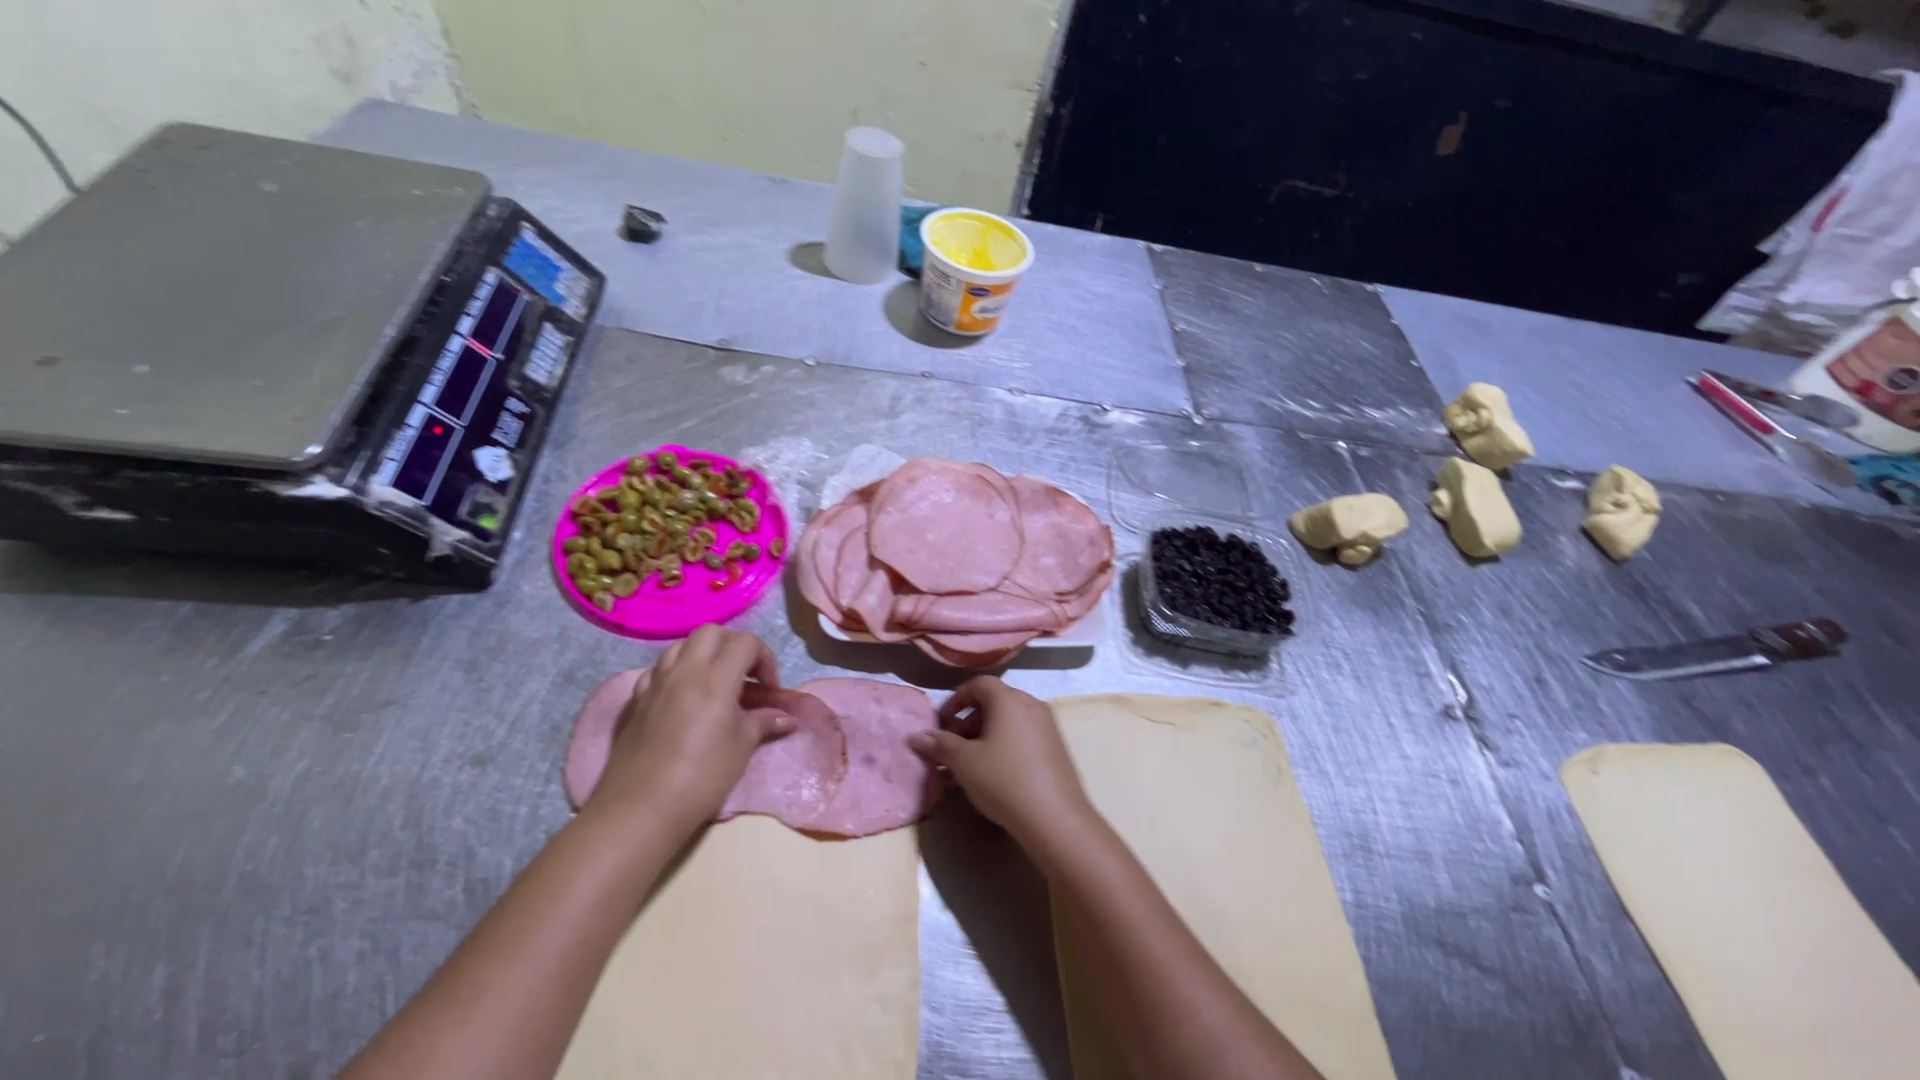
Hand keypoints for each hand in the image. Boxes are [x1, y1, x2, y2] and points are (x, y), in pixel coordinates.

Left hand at [590, 626, 790, 835]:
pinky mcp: (637, 699)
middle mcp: (684, 670)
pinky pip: (659, 669)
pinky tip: (683, 698)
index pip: (745, 642)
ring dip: (703, 654)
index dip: (764, 658)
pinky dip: (676, 672)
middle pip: (711, 632)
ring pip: (681, 646)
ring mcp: (656, 682)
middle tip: (744, 675)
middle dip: (733, 645)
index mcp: (716, 677)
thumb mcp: (741, 748)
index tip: (769, 688)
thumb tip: (786, 717)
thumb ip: (763, 723)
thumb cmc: (702, 776)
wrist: (642, 805)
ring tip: (714, 683)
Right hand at [910, 677, 1092, 840]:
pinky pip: (1021, 738)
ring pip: (1007, 723)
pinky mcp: (1055, 749)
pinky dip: (1001, 747)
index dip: (955, 699)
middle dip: (966, 723)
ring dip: (982, 738)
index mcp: (1009, 700)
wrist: (1055, 817)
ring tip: (965, 767)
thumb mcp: (964, 762)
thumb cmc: (1004, 780)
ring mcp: (1047, 727)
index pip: (978, 684)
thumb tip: (917, 736)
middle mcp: (1031, 705)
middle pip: (993, 703)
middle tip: (950, 748)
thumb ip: (940, 745)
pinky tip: (989, 776)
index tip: (940, 723)